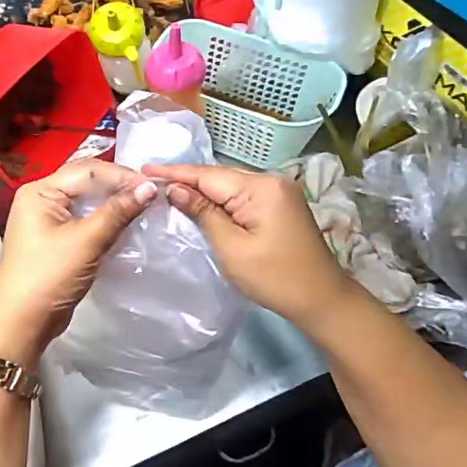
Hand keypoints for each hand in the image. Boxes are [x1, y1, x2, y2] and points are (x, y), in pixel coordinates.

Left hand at [0, 160, 155, 360]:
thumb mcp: (86, 242)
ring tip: (144, 205)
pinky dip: (106, 218)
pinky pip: (86, 217)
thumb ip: (118, 212)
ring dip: (114, 201)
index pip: (88, 170)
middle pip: (87, 180)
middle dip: (119, 185)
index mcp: (40, 191)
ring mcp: (48, 218)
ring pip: (88, 199)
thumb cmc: (48, 277)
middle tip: (150, 193)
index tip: (153, 187)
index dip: (122, 176)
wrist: (21, 324)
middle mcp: (41, 198)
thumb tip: (150, 188)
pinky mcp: (57, 237)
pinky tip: (126, 222)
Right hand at [143, 163, 358, 324]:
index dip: (175, 172)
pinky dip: (222, 200)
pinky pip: (243, 195)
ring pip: (231, 186)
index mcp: (260, 188)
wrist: (322, 299)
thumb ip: (204, 214)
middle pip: (220, 177)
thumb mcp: (232, 248)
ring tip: (168, 189)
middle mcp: (271, 181)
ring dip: (203, 189)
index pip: (208, 175)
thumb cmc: (275, 278)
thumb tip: (176, 189)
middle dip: (186, 179)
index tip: (144, 168)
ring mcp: (279, 191)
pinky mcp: (281, 204)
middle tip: (150, 180)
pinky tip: (202, 202)